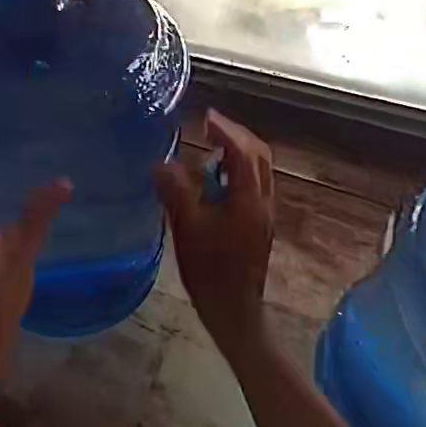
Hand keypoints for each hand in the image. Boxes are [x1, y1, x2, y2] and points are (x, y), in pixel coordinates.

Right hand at [153, 110, 275, 353]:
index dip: (225, 130)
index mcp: (248, 198)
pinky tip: (215, 182)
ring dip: (239, 153)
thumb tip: (160, 164)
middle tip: (210, 127)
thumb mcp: (187, 229)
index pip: (242, 152)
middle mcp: (263, 201)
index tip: (206, 117)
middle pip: (258, 156)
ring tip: (211, 149)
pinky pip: (254, 185)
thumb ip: (175, 193)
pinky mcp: (260, 225)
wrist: (234, 308)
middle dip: (236, 136)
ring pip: (259, 171)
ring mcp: (264, 214)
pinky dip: (238, 171)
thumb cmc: (210, 270)